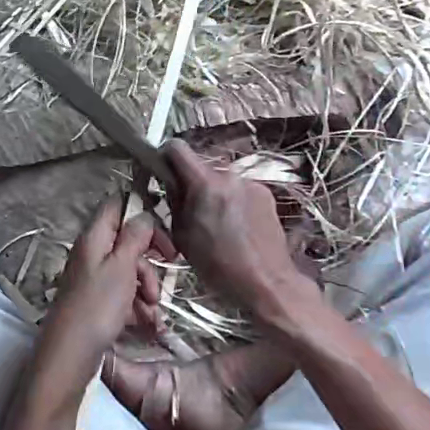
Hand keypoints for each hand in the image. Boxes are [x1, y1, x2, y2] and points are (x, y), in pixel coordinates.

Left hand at [44, 196, 164, 357]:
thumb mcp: (121, 267)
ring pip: (131, 268)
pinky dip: (138, 304)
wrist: (69, 357)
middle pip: (129, 239)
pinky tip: (149, 322)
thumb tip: (144, 214)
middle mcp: (93, 252)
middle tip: (170, 266)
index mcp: (95, 237)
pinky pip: (125, 292)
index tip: (164, 228)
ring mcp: (95, 278)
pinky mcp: (99, 301)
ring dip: (148, 285)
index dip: (142, 211)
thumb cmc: (97, 307)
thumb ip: (135, 237)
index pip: (118, 204)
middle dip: (151, 256)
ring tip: (153, 309)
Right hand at [162, 141, 314, 330]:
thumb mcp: (183, 236)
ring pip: (222, 181)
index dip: (166, 156)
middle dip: (194, 184)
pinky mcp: (265, 193)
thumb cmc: (220, 267)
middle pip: (202, 168)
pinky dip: (235, 202)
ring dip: (215, 194)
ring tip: (218, 226)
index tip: (164, 169)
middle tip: (192, 211)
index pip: (177, 148)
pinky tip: (237, 228)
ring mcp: (250, 183)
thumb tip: (171, 183)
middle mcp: (229, 176)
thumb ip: (175, 202)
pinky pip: (241, 190)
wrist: (265, 281)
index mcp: (204, 184)